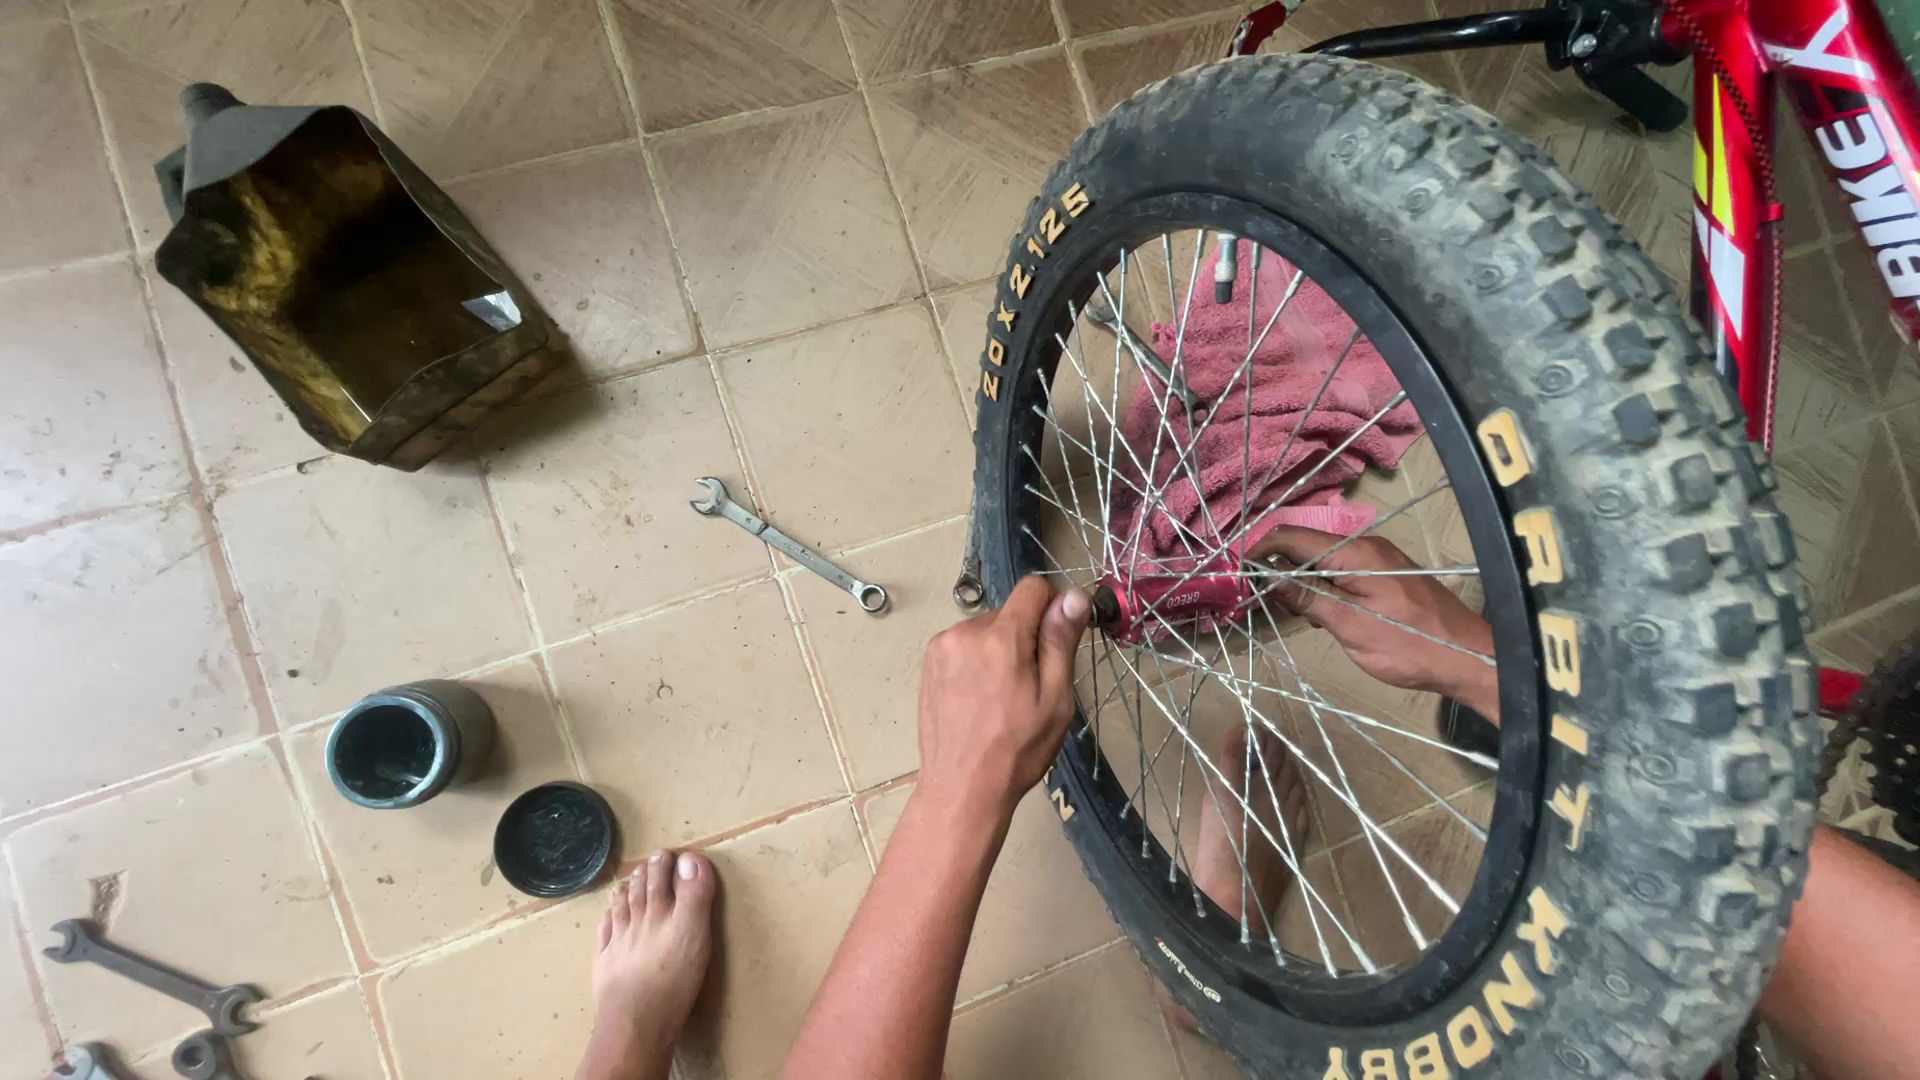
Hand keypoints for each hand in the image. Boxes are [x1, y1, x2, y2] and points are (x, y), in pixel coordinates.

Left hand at [916, 577, 1090, 818]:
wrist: (962, 788)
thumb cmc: (1018, 749)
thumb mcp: (1055, 698)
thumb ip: (1061, 640)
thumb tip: (1074, 595)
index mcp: (1001, 637)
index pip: (1033, 588)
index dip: (1053, 606)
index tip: (1058, 638)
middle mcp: (965, 631)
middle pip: (1009, 613)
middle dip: (1025, 637)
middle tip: (1031, 684)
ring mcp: (941, 646)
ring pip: (986, 630)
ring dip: (999, 650)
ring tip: (1002, 697)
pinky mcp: (928, 663)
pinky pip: (964, 646)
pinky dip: (977, 661)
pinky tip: (979, 698)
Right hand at [1249, 526, 1497, 718]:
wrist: (1471, 659)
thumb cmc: (1409, 645)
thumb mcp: (1349, 625)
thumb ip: (1306, 597)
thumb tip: (1267, 576)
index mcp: (1354, 553)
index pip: (1292, 537)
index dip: (1260, 550)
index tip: (1237, 572)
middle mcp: (1364, 547)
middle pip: (1304, 546)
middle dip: (1275, 565)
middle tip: (1254, 594)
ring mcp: (1376, 560)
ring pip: (1320, 560)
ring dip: (1296, 578)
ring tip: (1280, 605)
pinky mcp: (1384, 576)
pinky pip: (1339, 571)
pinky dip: (1318, 584)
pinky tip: (1313, 608)